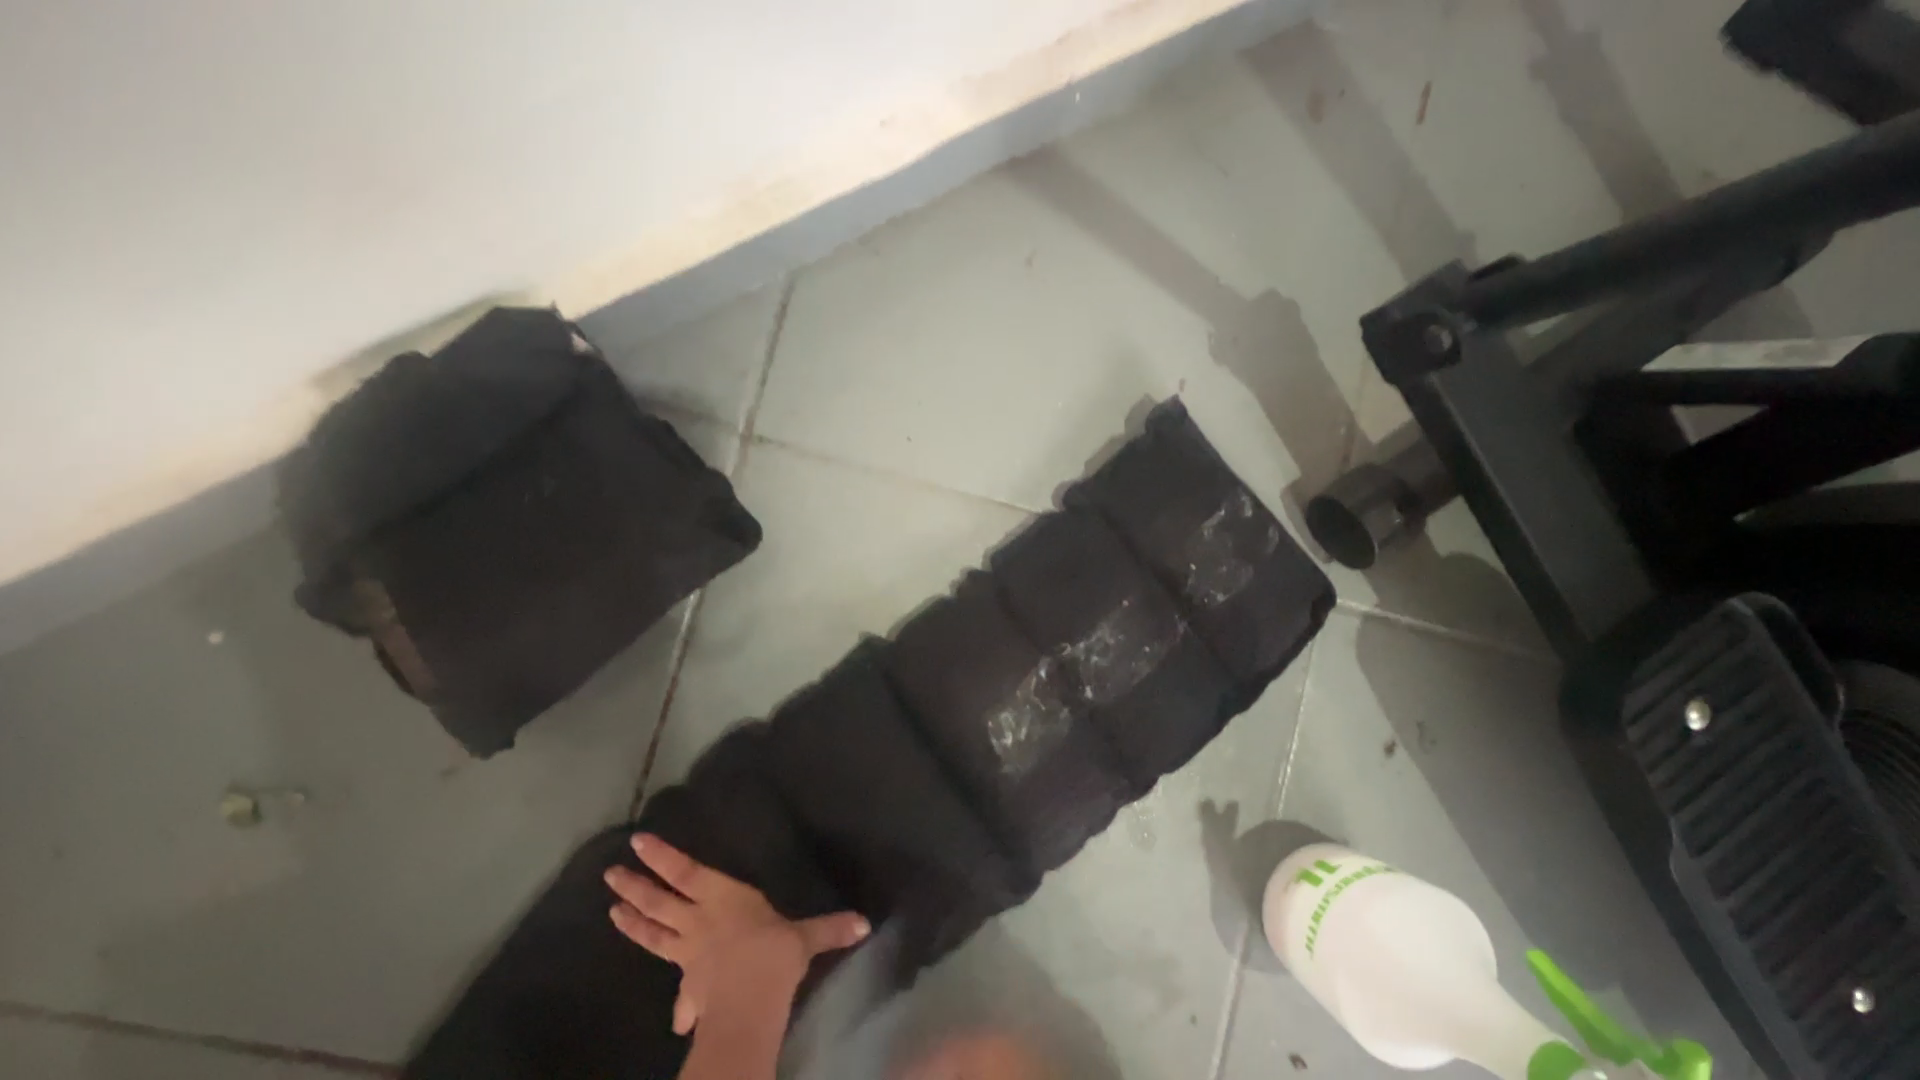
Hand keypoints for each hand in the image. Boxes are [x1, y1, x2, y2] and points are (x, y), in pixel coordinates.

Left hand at [606, 833, 870, 1034]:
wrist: (749, 1002)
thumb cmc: (775, 954)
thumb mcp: (805, 938)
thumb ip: (829, 929)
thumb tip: (864, 923)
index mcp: (723, 898)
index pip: (686, 872)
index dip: (662, 857)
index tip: (637, 842)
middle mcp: (699, 922)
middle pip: (660, 902)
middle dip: (635, 887)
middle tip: (612, 874)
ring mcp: (689, 956)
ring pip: (656, 936)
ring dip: (634, 925)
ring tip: (612, 912)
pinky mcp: (689, 988)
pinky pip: (680, 995)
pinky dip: (679, 1005)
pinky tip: (676, 1019)